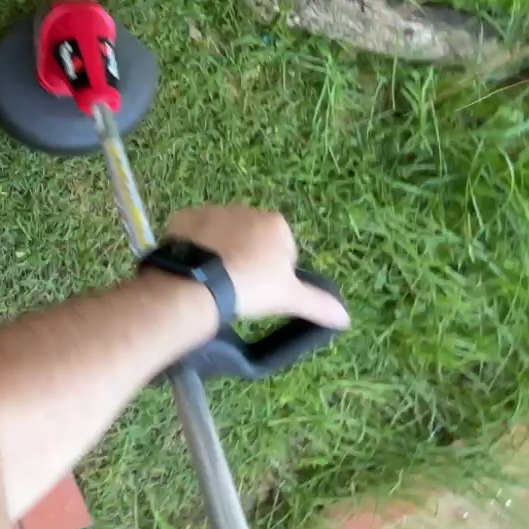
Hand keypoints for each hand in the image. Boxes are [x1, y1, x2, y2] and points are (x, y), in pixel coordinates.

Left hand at [163, 206, 350, 329]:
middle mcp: (244, 209)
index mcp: (275, 223)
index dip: (274, 269)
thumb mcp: (290, 297)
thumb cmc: (251, 286)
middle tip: (238, 282)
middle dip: (247, 256)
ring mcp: (211, 210)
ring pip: (221, 233)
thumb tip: (345, 319)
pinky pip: (193, 231)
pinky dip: (194, 244)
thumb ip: (319, 304)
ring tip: (214, 275)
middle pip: (251, 237)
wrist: (199, 280)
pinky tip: (194, 263)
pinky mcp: (183, 217)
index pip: (282, 247)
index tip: (262, 285)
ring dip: (220, 249)